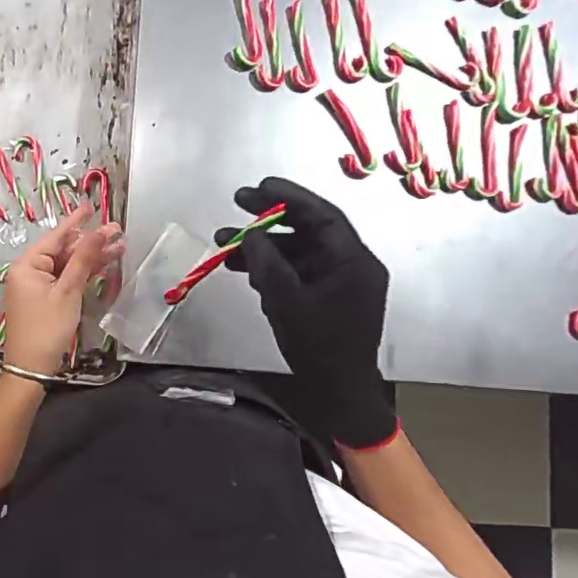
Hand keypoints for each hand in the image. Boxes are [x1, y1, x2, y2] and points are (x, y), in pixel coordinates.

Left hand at [2, 205, 124, 377]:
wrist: (32, 367)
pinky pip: (64, 279)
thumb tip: (99, 232)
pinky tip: (103, 265)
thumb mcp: (68, 292)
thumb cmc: (47, 328)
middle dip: (90, 242)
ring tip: (119, 247)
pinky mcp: (44, 299)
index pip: (55, 237)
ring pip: (66, 265)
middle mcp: (28, 272)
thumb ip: (84, 260)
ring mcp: (36, 286)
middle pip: (62, 250)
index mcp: (27, 265)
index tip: (91, 207)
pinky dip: (82, 273)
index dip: (76, 223)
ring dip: (90, 258)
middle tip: (117, 231)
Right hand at [215, 177, 395, 448]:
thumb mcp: (286, 303)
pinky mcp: (328, 299)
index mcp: (353, 261)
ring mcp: (340, 283)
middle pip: (307, 231)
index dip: (290, 197)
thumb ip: (267, 264)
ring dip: (264, 249)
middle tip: (236, 204)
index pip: (322, 216)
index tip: (259, 186)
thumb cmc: (318, 347)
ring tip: (224, 247)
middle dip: (270, 219)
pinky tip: (246, 271)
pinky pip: (300, 274)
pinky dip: (274, 270)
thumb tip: (251, 235)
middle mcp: (351, 265)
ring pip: (298, 254)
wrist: (338, 392)